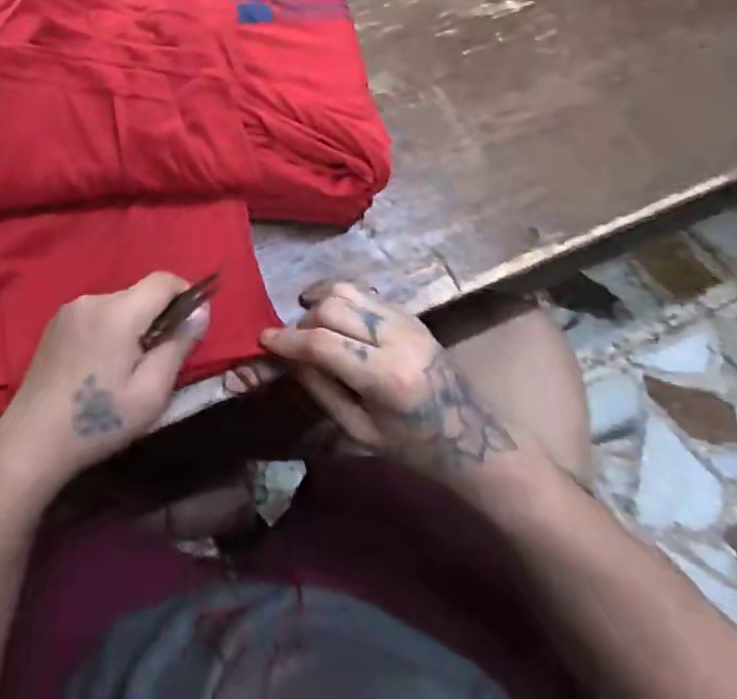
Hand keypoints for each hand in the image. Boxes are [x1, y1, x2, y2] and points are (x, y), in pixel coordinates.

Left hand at [0, 273, 210, 501]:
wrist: (34, 438)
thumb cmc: (99, 420)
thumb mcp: (151, 392)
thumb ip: (178, 345)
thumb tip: (200, 310)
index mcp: (117, 312)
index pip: (162, 280)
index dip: (186, 294)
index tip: (193, 324)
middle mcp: (91, 300)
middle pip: (138, 294)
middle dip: (157, 318)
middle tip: (159, 360)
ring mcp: (68, 310)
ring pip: (116, 305)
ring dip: (131, 325)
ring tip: (126, 369)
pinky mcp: (54, 324)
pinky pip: (95, 315)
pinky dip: (108, 330)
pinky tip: (100, 367)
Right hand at [259, 280, 517, 485]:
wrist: (473, 438)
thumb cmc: (412, 445)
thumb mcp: (356, 429)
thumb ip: (319, 386)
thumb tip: (288, 355)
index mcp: (386, 377)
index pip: (322, 343)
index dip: (286, 340)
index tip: (264, 339)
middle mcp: (398, 340)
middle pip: (331, 308)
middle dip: (303, 323)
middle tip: (294, 342)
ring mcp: (408, 322)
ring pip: (345, 291)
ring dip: (318, 304)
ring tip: (310, 324)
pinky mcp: (410, 314)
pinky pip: (362, 294)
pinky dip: (338, 301)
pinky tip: (332, 319)